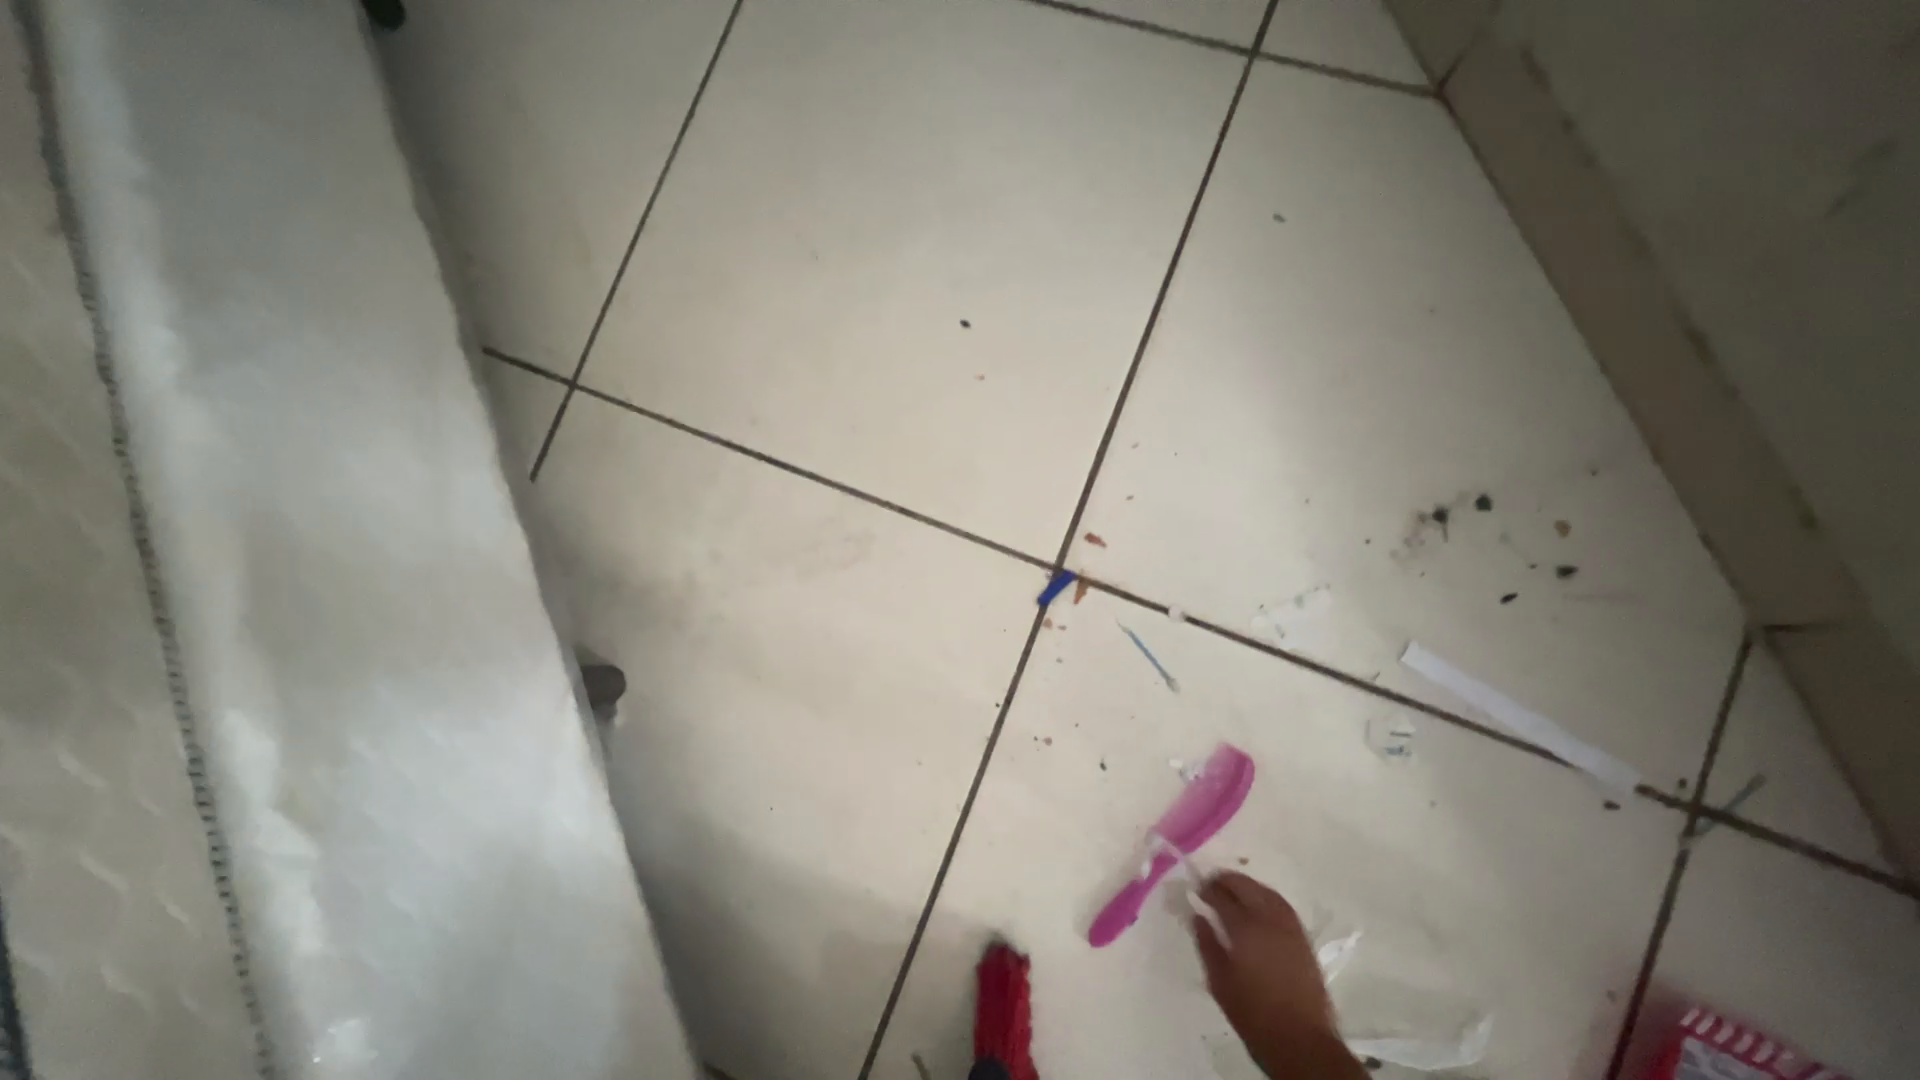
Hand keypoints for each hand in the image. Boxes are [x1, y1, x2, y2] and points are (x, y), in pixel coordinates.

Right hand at [1193, 872, 1365, 1078]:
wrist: (1301, 1040)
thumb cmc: (1253, 1015)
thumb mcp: (1219, 982)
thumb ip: (1207, 945)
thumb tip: (1198, 916)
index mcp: (1245, 930)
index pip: (1222, 897)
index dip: (1207, 889)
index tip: (1196, 890)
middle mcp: (1269, 920)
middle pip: (1246, 886)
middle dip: (1226, 881)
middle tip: (1210, 884)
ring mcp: (1290, 927)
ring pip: (1266, 891)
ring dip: (1247, 885)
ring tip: (1232, 890)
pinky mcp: (1303, 938)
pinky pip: (1281, 905)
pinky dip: (1266, 896)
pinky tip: (1257, 905)